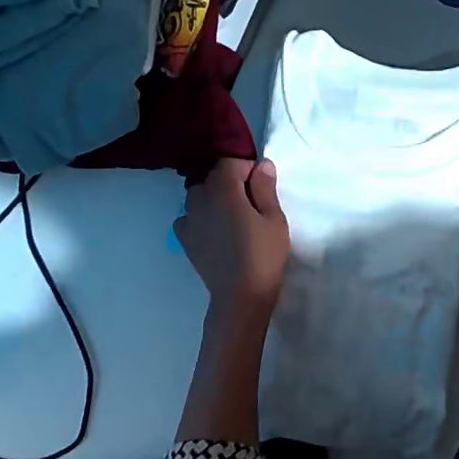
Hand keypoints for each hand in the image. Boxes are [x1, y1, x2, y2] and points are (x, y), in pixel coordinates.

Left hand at [176, 158, 289, 327]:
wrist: (240, 296)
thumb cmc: (264, 255)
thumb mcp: (274, 219)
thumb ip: (265, 188)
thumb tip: (262, 165)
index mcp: (224, 191)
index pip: (230, 162)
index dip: (247, 168)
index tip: (262, 184)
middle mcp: (200, 200)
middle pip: (212, 177)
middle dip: (230, 181)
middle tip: (251, 201)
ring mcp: (189, 219)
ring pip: (198, 195)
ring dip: (214, 196)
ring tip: (232, 215)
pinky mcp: (184, 238)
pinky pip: (188, 216)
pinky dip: (200, 216)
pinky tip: (215, 229)